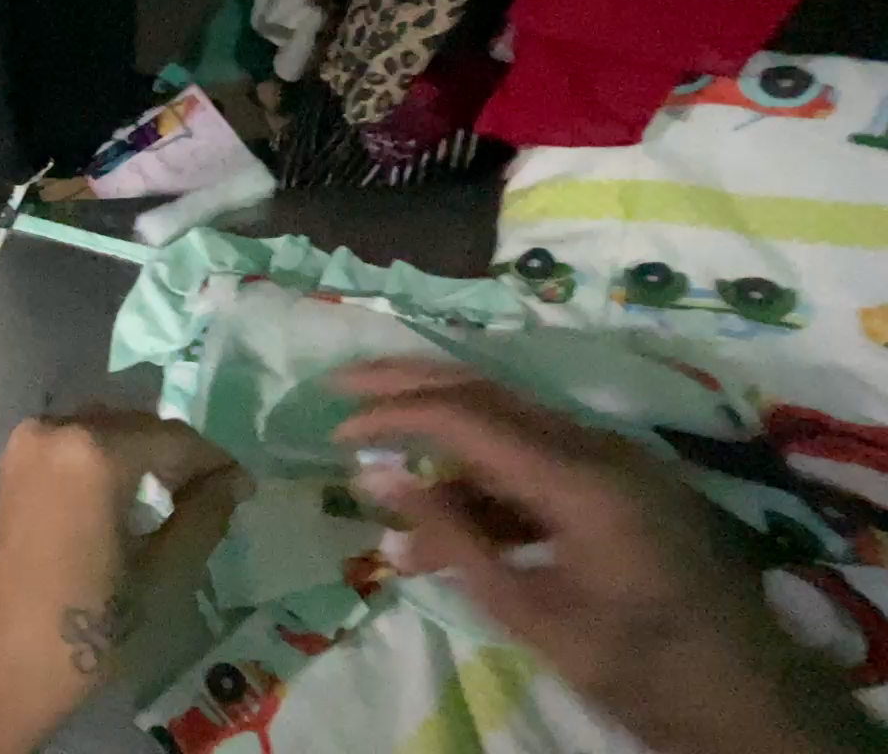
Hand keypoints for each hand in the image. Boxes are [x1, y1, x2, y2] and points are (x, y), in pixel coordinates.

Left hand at [0, 407, 248, 753]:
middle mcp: (55, 428)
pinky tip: (129, 488)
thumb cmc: (85, 625)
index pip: (171, 439)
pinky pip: (72, 440)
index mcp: (91, 452)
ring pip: (102, 427)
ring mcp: (27, 441)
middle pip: (134, 424)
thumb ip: (201, 516)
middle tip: (215, 491)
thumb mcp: (159, 573)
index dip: (214, 460)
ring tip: (177, 490)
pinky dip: (105, 454)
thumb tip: (233, 481)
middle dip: (177, 454)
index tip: (245, 486)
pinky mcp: (12, 460)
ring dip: (141, 450)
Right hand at [335, 358, 882, 753]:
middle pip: (481, 389)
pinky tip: (440, 522)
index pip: (464, 417)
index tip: (336, 432)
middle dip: (403, 382)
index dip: (391, 415)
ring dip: (435, 444)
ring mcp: (610, 461)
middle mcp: (597, 450)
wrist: (763, 716)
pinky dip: (474, 482)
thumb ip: (446, 535)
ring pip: (499, 422)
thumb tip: (371, 475)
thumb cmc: (640, 669)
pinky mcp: (613, 481)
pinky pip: (526, 461)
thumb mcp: (528, 612)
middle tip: (339, 383)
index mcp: (582, 479)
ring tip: (381, 478)